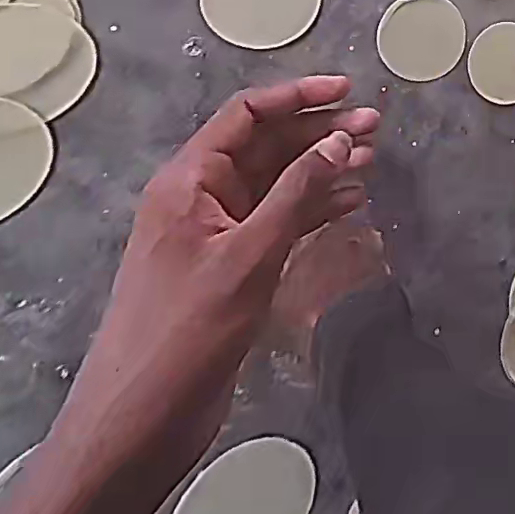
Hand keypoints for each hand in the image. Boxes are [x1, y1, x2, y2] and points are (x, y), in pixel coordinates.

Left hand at [0, 77, 378, 513]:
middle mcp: (204, 196)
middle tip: (375, 127)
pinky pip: (283, 215)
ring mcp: (221, 229)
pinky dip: (317, 203)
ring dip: (324, 166)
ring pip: (280, 180)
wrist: (138, 423)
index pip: (246, 116)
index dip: (297, 96)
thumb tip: (340, 138)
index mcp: (189, 182)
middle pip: (268, 145)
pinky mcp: (237, 260)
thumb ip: (296, 191)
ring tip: (372, 158)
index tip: (347, 90)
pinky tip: (350, 199)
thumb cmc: (185, 331)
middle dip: (320, 131)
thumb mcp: (248, 254)